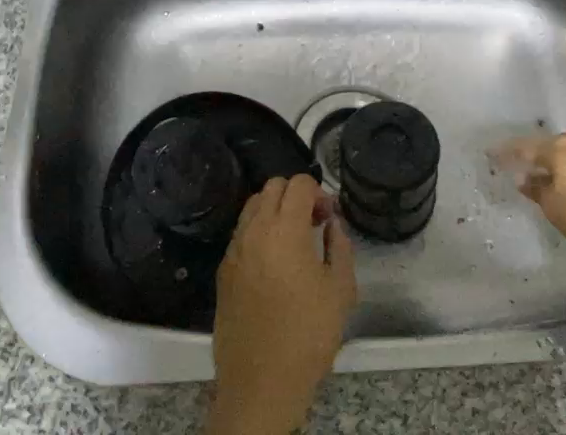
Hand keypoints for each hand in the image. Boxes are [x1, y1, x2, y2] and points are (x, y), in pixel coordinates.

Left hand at [207, 174, 356, 434]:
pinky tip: (274, 263)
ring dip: (274, 211)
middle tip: (314, 223)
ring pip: (252, 207)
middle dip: (296, 196)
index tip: (329, 217)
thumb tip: (332, 224)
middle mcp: (254, 231)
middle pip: (272, 187)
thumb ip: (340, 246)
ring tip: (294, 241)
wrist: (261, 380)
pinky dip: (259, 233)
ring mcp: (234, 250)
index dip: (319, 192)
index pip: (298, 184)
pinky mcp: (223, 271)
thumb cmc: (308, 334)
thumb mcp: (341, 290)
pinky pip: (241, 234)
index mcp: (284, 230)